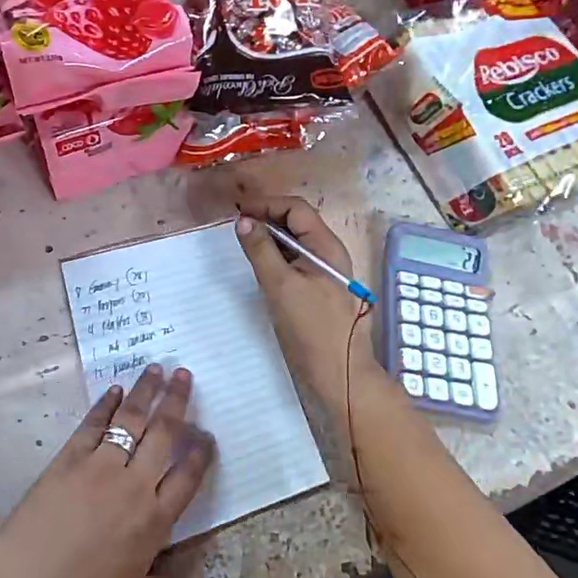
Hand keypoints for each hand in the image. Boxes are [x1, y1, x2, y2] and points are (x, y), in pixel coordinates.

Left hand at [0, 366, 213, 577]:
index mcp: (154, 522)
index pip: (187, 476)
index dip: (200, 451)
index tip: (207, 432)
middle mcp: (133, 486)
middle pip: (163, 434)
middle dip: (177, 401)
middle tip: (185, 374)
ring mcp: (99, 467)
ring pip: (130, 419)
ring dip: (145, 391)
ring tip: (157, 368)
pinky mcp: (68, 459)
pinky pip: (92, 424)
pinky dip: (105, 404)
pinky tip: (114, 390)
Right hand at [234, 195, 366, 404]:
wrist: (339, 373)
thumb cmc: (310, 328)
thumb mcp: (279, 285)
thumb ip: (260, 250)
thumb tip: (243, 221)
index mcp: (326, 246)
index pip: (296, 209)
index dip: (267, 204)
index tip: (239, 212)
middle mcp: (329, 252)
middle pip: (297, 221)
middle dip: (268, 217)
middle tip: (238, 225)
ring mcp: (325, 270)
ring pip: (296, 241)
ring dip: (271, 236)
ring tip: (244, 241)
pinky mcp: (318, 287)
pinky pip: (296, 260)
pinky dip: (277, 254)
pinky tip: (260, 262)